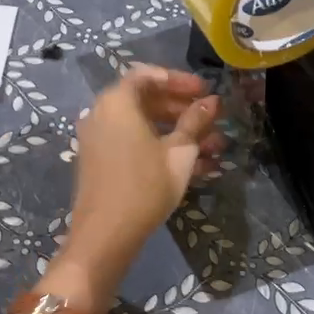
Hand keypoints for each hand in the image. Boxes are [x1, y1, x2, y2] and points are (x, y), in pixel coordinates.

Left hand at [53, 66, 222, 306]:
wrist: (104, 237)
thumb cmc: (145, 186)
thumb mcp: (179, 152)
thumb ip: (195, 121)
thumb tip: (212, 100)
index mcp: (117, 102)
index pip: (148, 75)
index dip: (178, 80)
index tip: (204, 91)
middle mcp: (102, 114)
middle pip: (146, 100)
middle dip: (182, 109)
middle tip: (212, 119)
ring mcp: (99, 139)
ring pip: (144, 125)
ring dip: (178, 132)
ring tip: (214, 147)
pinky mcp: (101, 162)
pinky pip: (134, 143)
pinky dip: (161, 148)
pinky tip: (197, 166)